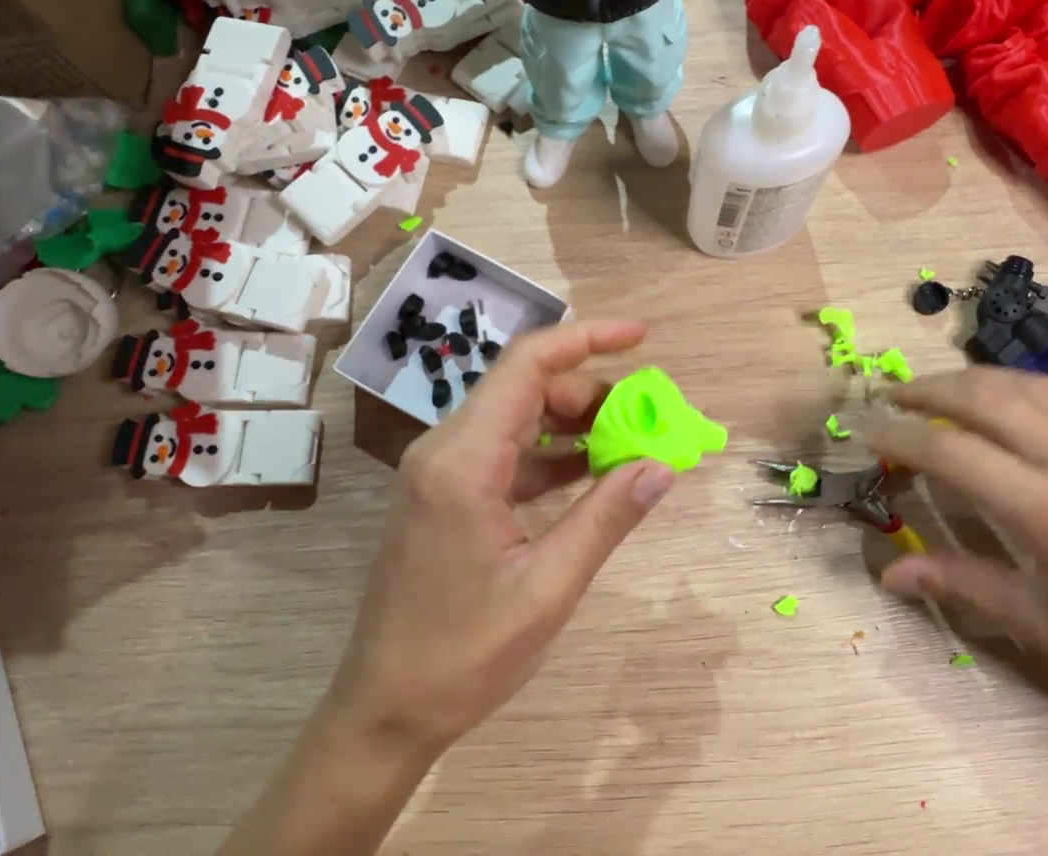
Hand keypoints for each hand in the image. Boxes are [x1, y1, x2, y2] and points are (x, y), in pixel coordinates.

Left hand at [329, 320, 676, 755]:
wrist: (385, 709)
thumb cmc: (463, 655)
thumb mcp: (548, 587)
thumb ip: (607, 518)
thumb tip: (662, 465)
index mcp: (462, 462)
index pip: (527, 366)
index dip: (588, 339)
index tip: (643, 336)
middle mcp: (444, 452)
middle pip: (524, 388)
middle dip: (591, 392)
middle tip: (649, 419)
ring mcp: (440, 475)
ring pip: (516, 419)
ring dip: (573, 424)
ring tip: (632, 444)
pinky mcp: (445, 498)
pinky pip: (505, 455)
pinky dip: (551, 457)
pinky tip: (593, 475)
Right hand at [866, 367, 1047, 759]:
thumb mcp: (1044, 627)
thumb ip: (962, 582)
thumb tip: (889, 573)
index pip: (952, 452)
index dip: (899, 434)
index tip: (865, 428)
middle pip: (988, 399)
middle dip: (929, 390)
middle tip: (891, 395)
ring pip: (1032, 386)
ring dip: (976, 380)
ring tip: (940, 389)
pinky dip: (1031, 386)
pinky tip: (1017, 397)